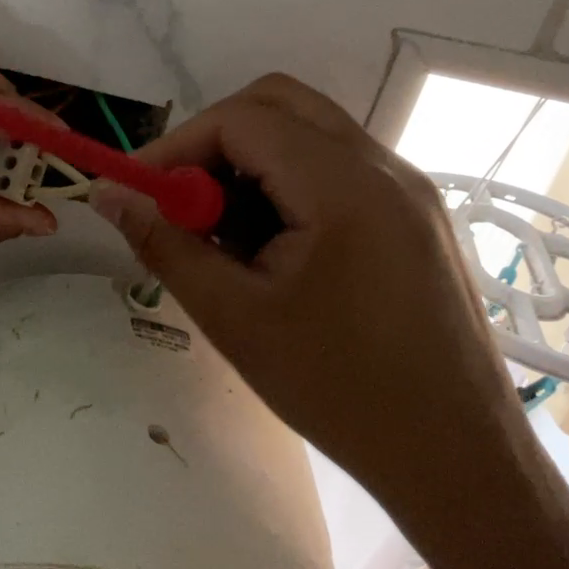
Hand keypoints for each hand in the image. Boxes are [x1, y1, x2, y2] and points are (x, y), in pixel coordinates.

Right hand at [92, 75, 568, 568]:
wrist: (462, 465)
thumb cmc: (340, 390)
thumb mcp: (233, 317)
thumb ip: (163, 243)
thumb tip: (106, 196)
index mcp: (345, 186)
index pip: (241, 120)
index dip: (177, 145)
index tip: (139, 190)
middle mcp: (385, 168)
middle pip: (279, 103)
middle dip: (215, 139)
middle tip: (182, 198)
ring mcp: (409, 189)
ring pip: (308, 131)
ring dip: (251, 161)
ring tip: (225, 233)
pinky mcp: (416, 215)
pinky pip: (337, 165)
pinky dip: (288, 182)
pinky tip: (272, 247)